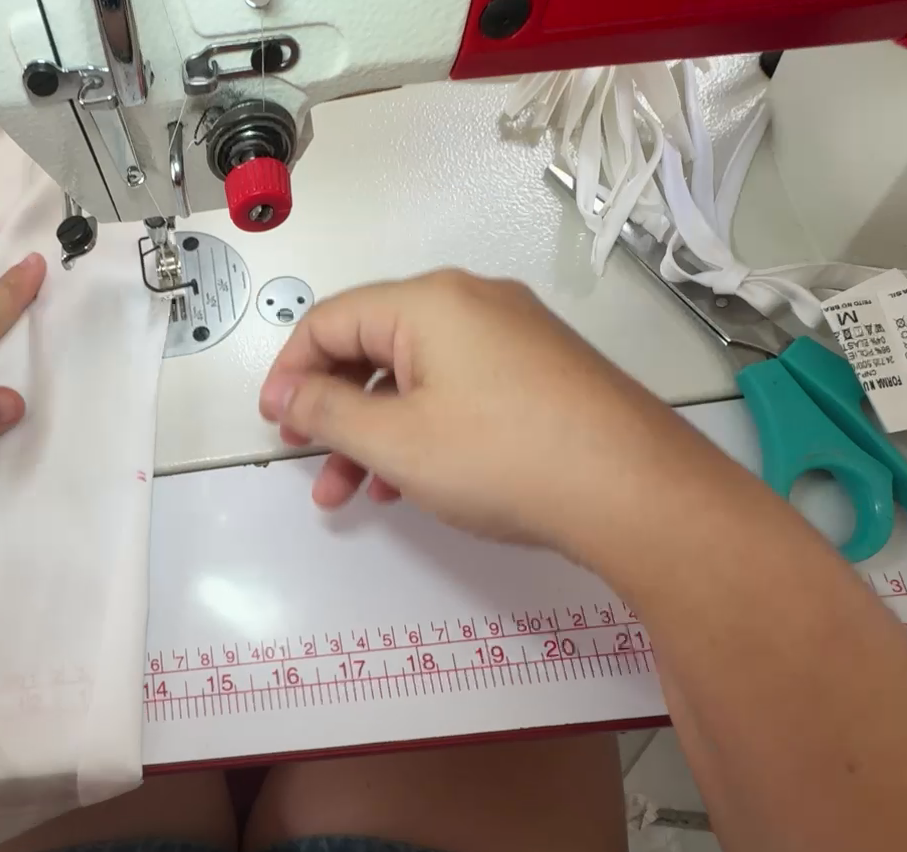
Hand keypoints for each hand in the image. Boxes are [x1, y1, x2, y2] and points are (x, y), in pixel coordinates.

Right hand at [257, 270, 731, 550]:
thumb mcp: (394, 441)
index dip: (289, 371)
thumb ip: (326, 411)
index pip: (330, 320)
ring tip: (346, 490)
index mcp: (429, 302)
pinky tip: (402, 483)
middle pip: (370, 348)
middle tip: (304, 456)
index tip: (272, 423)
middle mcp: (469, 305)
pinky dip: (415, 432)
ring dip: (368, 433)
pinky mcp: (532, 374)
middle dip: (329, 410)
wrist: (633, 494)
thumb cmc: (501, 458)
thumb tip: (289, 392)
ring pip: (409, 379)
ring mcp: (507, 339)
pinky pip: (450, 393)